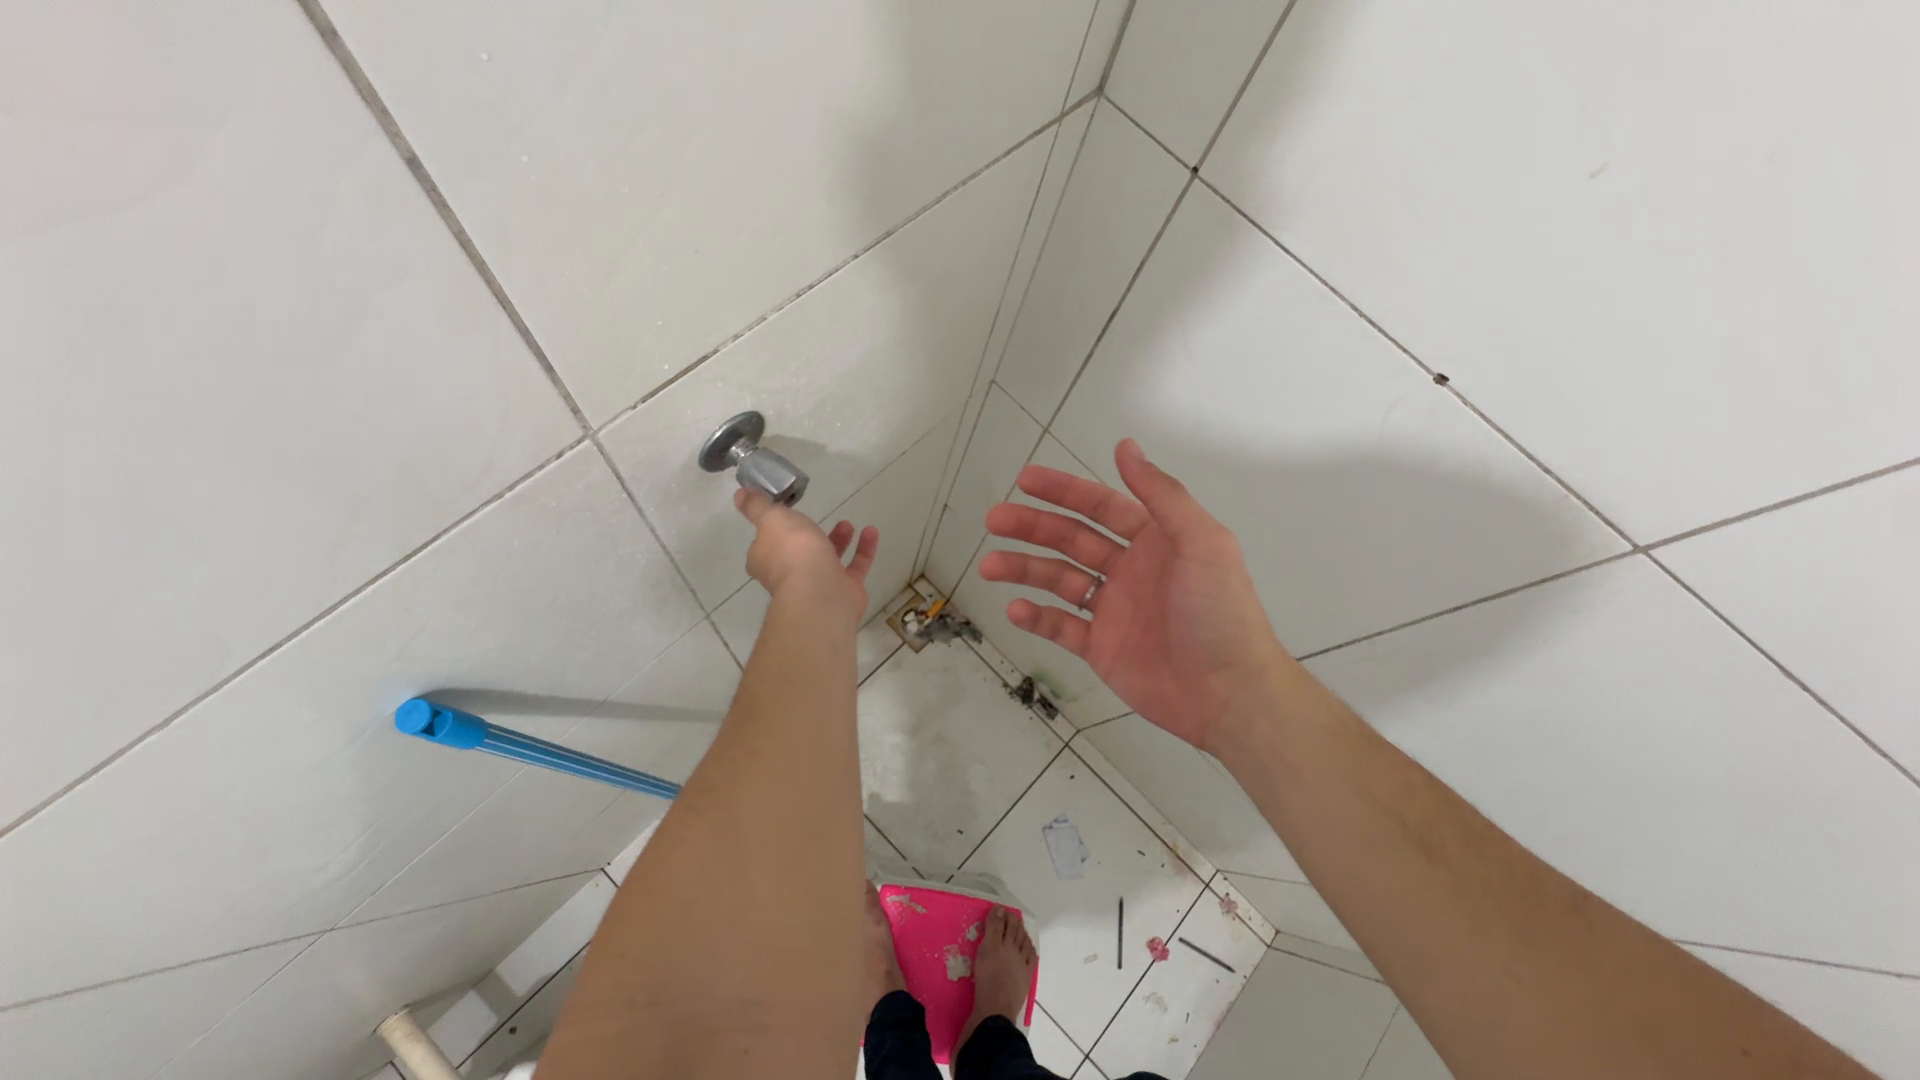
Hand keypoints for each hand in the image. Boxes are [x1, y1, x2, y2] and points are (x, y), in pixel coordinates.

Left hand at [735, 489, 877, 621]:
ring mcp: (818, 585)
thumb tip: (739, 494)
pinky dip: (863, 550)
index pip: (765, 545)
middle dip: (809, 535)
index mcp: (766, 560)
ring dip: (838, 541)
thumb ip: (757, 506)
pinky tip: (872, 532)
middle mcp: (789, 575)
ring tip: (848, 524)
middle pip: (798, 554)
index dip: (774, 531)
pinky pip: (855, 567)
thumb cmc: (792, 551)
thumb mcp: (770, 518)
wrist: (820, 590)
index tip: (785, 516)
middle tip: (817, 519)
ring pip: (827, 560)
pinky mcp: (843, 591)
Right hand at [978, 439, 1286, 751]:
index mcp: (1155, 540)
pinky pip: (1061, 627)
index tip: (1024, 480)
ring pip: (1059, 580)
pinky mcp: (1101, 648)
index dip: (1063, 491)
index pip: (1100, 506)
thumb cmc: (1220, 612)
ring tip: (989, 566)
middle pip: (1071, 540)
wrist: (1230, 692)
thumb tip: (1125, 446)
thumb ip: (1162, 494)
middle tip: (995, 519)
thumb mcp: (1203, 542)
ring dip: (1024, 569)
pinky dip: (1037, 618)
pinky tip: (1015, 608)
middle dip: (1032, 527)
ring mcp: (1112, 610)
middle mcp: (1129, 569)